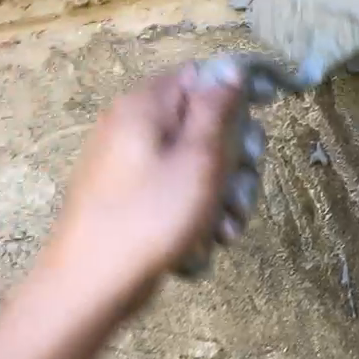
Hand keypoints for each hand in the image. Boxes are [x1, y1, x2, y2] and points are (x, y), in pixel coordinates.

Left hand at [38, 63, 244, 314]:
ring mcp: (133, 162)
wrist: (89, 290)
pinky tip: (213, 236)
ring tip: (228, 223)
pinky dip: (203, 206)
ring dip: (228, 188)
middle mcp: (136, 126)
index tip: (269, 111)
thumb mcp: (200, 157)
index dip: (240, 89)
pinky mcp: (135, 194)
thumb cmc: (151, 216)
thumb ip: (217, 108)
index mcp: (146, 106)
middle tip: (243, 182)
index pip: (204, 73)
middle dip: (238, 154)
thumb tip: (231, 68)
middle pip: (210, 119)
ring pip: (203, 157)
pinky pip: (182, 185)